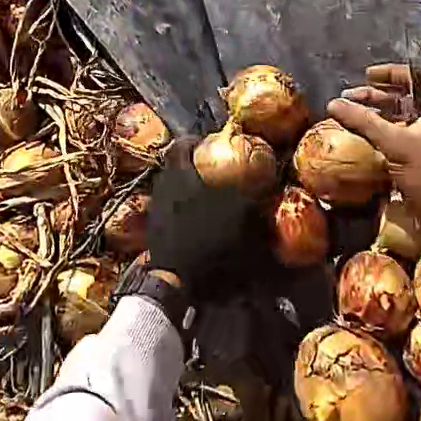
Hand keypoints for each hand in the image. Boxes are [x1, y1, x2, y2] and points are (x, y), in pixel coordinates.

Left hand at [144, 138, 266, 299]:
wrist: (176, 280)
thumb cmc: (206, 240)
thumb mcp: (237, 216)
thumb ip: (250, 198)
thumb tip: (266, 185)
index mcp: (179, 176)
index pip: (179, 145)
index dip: (193, 139)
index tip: (208, 141)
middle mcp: (163, 188)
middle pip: (173, 166)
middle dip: (191, 164)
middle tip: (211, 167)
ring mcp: (156, 209)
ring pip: (171, 188)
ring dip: (187, 187)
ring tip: (207, 195)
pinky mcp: (154, 229)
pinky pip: (169, 208)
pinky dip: (182, 207)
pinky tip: (198, 219)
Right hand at [328, 64, 420, 273]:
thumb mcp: (396, 145)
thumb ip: (364, 122)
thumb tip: (333, 103)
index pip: (417, 75)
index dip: (391, 73)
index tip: (366, 76)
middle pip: (412, 95)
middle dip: (382, 95)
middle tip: (354, 98)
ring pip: (413, 116)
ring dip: (386, 114)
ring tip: (359, 117)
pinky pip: (416, 135)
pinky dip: (395, 132)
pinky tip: (376, 141)